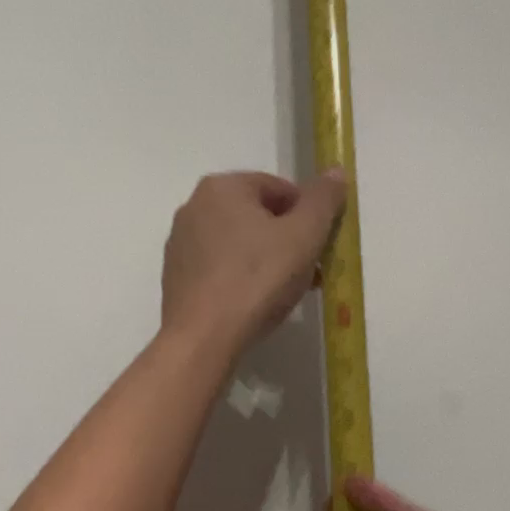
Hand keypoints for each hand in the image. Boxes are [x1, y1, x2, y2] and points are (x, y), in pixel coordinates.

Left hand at [161, 168, 346, 348]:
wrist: (203, 337)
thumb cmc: (257, 279)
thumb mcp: (304, 235)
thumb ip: (323, 200)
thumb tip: (334, 173)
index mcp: (221, 187)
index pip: (279, 189)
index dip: (308, 216)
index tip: (321, 246)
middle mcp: (193, 208)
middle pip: (256, 216)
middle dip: (288, 240)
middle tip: (310, 272)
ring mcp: (180, 244)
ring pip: (238, 244)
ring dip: (268, 261)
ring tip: (288, 292)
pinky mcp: (175, 277)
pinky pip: (219, 268)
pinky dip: (242, 278)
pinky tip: (256, 304)